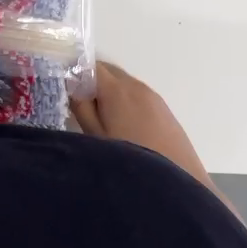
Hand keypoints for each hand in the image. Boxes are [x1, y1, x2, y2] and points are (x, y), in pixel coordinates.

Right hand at [72, 62, 216, 193]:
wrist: (179, 181)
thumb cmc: (130, 158)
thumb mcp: (95, 137)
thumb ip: (81, 107)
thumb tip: (72, 85)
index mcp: (116, 89)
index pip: (90, 66)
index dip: (76, 74)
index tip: (67, 90)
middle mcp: (136, 86)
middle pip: (108, 72)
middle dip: (92, 82)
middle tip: (82, 106)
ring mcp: (154, 97)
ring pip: (124, 85)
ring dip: (111, 94)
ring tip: (104, 121)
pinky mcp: (165, 110)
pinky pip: (139, 96)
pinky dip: (127, 103)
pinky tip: (126, 127)